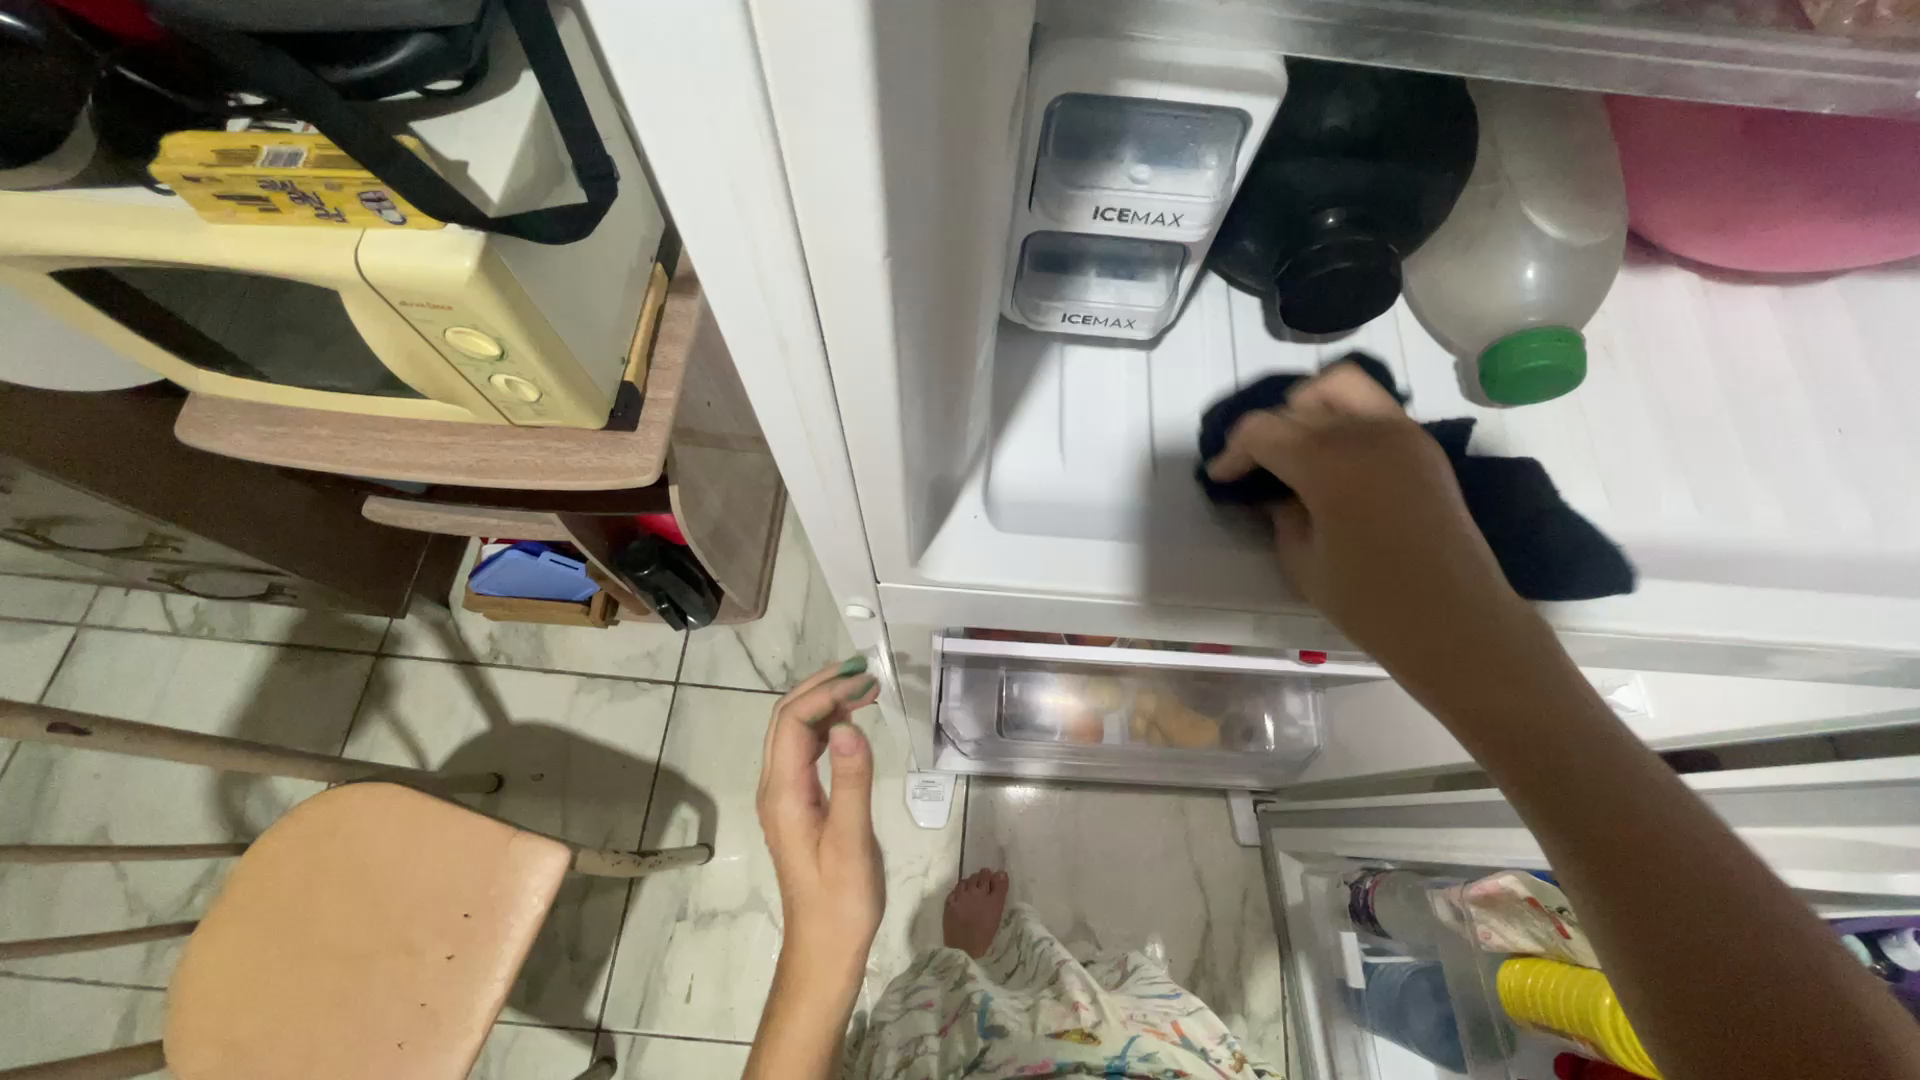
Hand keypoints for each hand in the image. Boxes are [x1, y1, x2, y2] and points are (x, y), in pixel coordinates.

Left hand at [756, 658, 885, 975]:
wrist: (825, 946)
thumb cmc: (842, 898)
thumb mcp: (851, 841)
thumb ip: (851, 782)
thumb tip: (848, 725)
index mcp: (783, 792)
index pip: (792, 721)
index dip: (826, 693)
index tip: (866, 681)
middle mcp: (776, 786)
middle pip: (787, 719)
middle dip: (822, 687)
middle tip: (864, 671)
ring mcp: (785, 794)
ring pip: (795, 731)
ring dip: (826, 703)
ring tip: (865, 688)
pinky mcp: (799, 803)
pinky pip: (806, 750)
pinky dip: (829, 726)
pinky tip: (854, 723)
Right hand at [1203, 361, 1534, 676]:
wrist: (1454, 620)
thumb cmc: (1370, 601)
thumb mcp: (1301, 560)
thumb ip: (1281, 514)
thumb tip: (1276, 494)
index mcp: (1328, 463)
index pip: (1262, 431)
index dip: (1233, 452)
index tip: (1221, 479)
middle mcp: (1365, 433)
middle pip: (1296, 407)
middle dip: (1264, 433)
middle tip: (1251, 469)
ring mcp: (1401, 433)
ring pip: (1340, 386)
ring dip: (1306, 408)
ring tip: (1293, 446)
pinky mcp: (1422, 447)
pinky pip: (1372, 408)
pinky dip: (1341, 418)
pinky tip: (1330, 459)